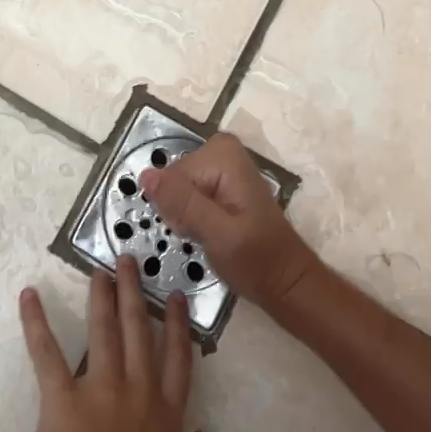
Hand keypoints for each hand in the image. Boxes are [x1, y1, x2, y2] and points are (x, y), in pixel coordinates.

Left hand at [19, 256, 208, 431]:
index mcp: (166, 416)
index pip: (178, 360)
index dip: (178, 325)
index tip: (176, 296)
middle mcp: (139, 393)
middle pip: (139, 332)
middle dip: (134, 293)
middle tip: (127, 261)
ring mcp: (102, 392)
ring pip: (105, 331)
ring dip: (101, 296)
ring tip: (98, 270)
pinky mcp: (63, 399)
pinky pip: (47, 353)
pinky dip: (35, 322)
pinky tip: (28, 295)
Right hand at [140, 133, 318, 311]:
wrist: (284, 280)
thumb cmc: (257, 260)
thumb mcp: (218, 234)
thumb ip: (183, 203)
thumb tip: (146, 176)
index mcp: (222, 153)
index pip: (170, 178)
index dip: (178, 209)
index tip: (197, 230)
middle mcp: (220, 151)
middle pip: (173, 181)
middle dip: (181, 212)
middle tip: (204, 234)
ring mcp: (220, 166)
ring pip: (176, 191)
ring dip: (185, 217)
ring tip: (209, 235)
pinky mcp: (218, 183)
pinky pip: (186, 196)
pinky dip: (191, 218)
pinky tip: (209, 232)